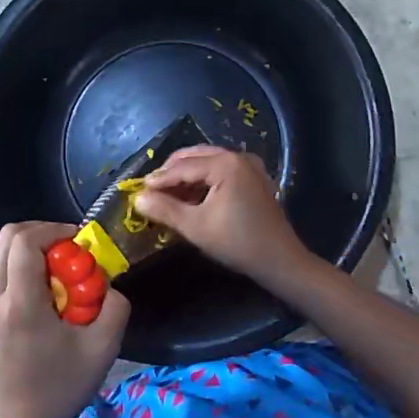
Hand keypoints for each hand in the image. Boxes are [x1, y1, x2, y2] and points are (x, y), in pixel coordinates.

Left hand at [0, 222, 129, 417]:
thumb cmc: (64, 386)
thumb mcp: (103, 347)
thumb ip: (115, 306)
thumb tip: (108, 282)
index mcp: (21, 304)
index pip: (25, 242)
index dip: (53, 230)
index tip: (78, 240)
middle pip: (7, 238)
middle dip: (42, 232)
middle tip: (69, 247)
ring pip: (0, 251)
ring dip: (30, 247)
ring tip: (58, 265)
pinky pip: (0, 270)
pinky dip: (23, 264)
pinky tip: (46, 286)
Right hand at [133, 146, 308, 278]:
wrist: (281, 261)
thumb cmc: (238, 243)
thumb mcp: (196, 227)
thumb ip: (164, 209)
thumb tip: (138, 199)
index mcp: (225, 163)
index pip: (182, 166)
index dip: (158, 179)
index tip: (138, 191)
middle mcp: (238, 156)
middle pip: (194, 157)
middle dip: (171, 173)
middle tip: (151, 191)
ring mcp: (249, 165)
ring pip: (207, 162)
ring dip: (186, 176)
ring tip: (168, 195)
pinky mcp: (254, 177)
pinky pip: (221, 170)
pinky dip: (203, 179)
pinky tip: (191, 196)